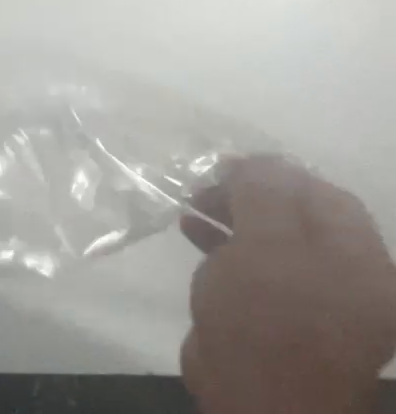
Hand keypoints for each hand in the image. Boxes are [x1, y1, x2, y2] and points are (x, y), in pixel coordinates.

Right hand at [181, 157, 395, 413]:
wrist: (255, 393)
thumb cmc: (265, 315)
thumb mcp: (264, 247)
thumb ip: (265, 198)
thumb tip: (263, 161)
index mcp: (364, 263)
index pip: (326, 196)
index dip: (275, 173)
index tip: (221, 165)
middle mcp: (352, 279)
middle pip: (303, 216)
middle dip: (250, 193)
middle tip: (201, 185)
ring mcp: (319, 298)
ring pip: (277, 237)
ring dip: (233, 214)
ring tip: (189, 204)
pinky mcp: (283, 312)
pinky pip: (260, 264)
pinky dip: (226, 242)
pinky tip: (190, 232)